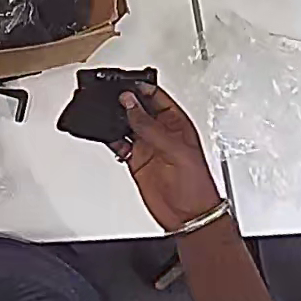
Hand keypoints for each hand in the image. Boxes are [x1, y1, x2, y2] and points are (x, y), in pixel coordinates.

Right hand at [116, 85, 223, 231]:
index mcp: (176, 123)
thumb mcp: (174, 150)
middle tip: (110, 96)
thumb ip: (150, 126)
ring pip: (127, 124)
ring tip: (104, 112)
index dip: (141, 88)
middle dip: (125, 100)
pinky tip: (105, 134)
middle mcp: (160, 132)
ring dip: (116, 118)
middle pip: (138, 108)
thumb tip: (131, 103)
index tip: (125, 84)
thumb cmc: (196, 185)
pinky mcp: (136, 161)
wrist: (189, 217)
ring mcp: (147, 146)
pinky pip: (120, 143)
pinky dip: (111, 138)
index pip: (156, 96)